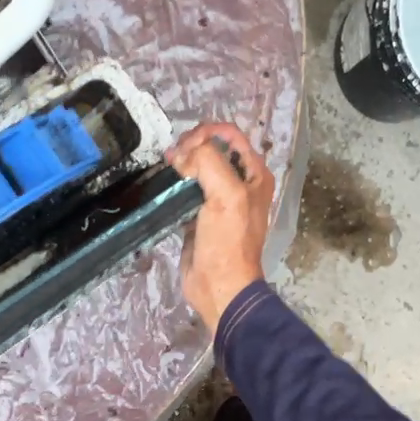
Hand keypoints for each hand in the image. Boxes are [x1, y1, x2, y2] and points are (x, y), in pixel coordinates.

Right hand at [168, 122, 274, 332]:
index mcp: (254, 174)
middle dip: (191, 147)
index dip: (206, 134)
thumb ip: (208, 162)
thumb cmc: (229, 242)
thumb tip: (183, 154)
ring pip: (198, 169)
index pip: (230, 135)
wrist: (219, 286)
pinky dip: (175, 184)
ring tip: (167, 169)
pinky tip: (165, 186)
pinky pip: (186, 190)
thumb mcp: (226, 195)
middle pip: (212, 149)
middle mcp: (240, 183)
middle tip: (174, 159)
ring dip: (182, 164)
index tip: (186, 147)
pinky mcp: (199, 216)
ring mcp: (219, 200)